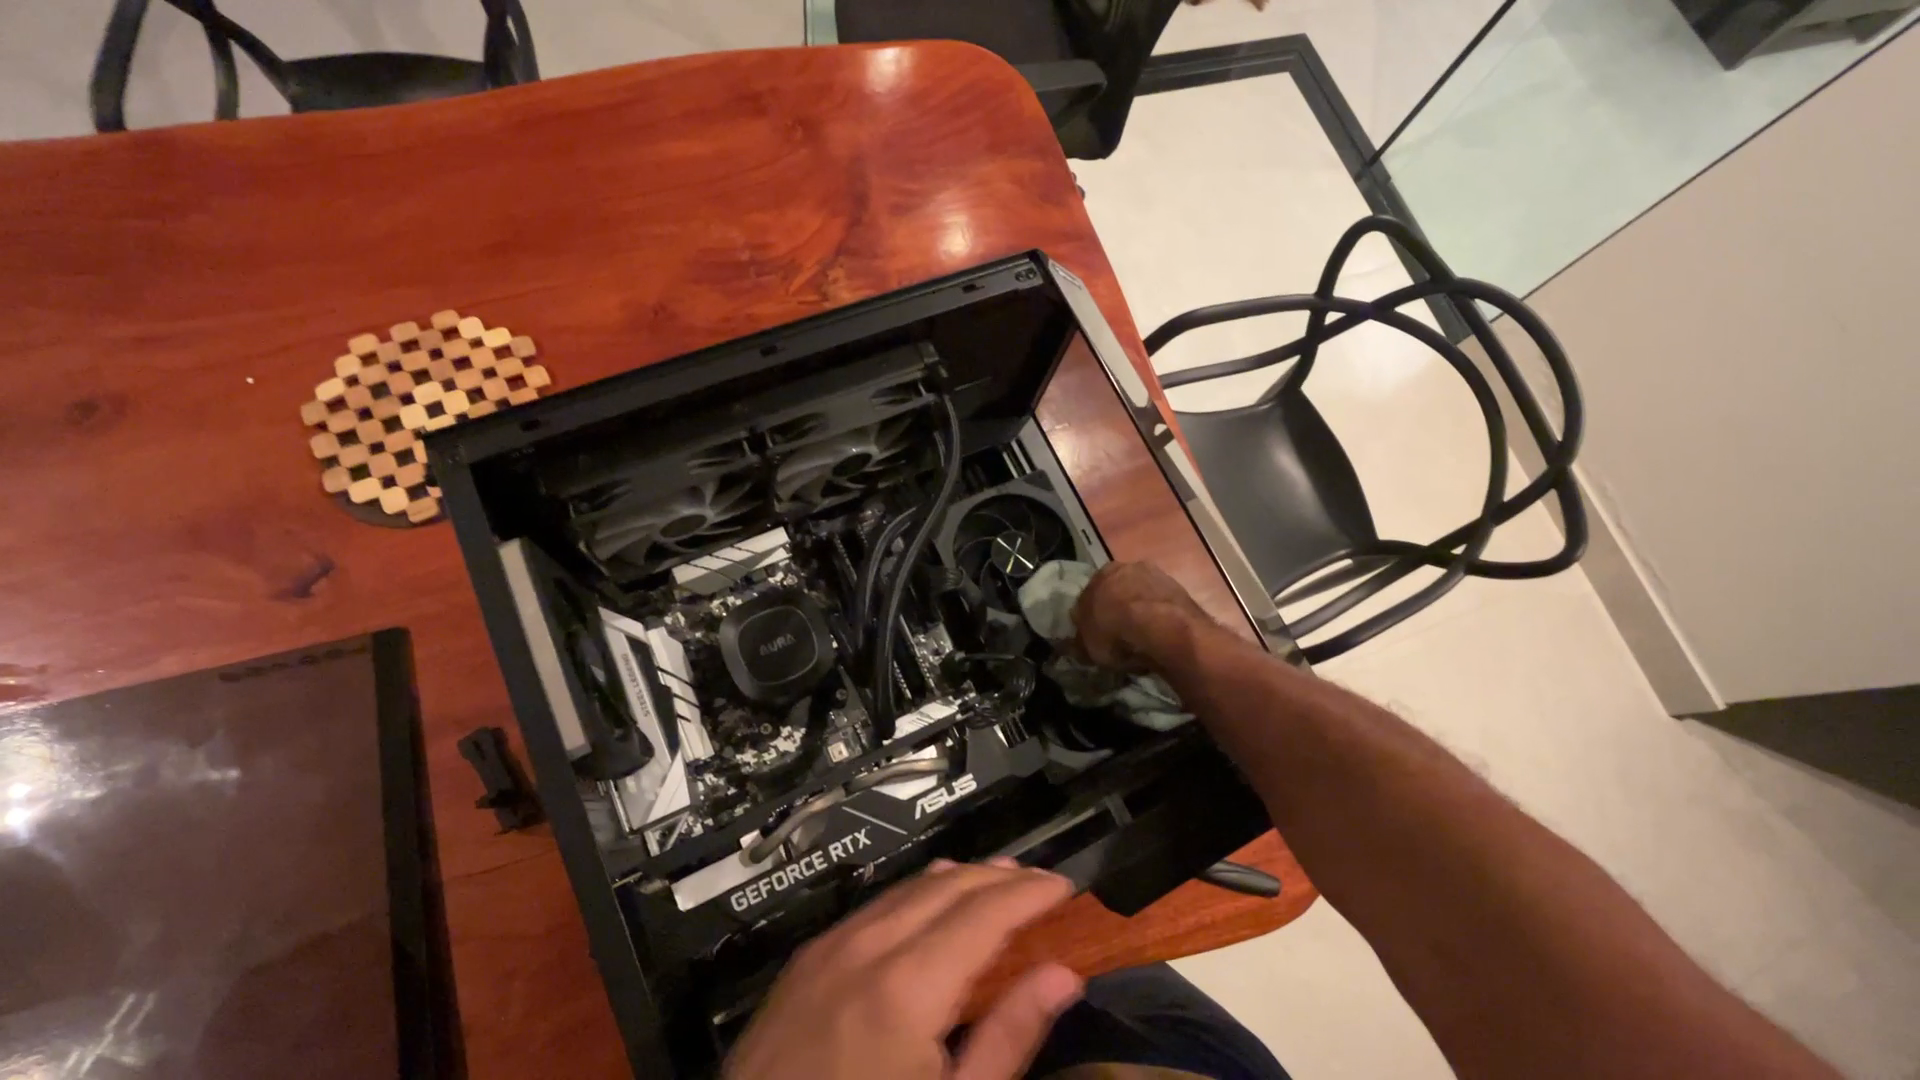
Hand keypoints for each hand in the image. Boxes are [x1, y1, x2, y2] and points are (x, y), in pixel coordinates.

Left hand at [724, 858, 1084, 1079]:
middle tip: (1042, 885)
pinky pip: (873, 907)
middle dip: (1000, 877)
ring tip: (1000, 884)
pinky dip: (916, 895)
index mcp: (907, 985)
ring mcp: (829, 948)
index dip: (1030, 892)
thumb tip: (1062, 976)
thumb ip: (1007, 1037)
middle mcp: (867, 946)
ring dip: (960, 880)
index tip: (1066, 888)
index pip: (985, 910)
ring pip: (907, 888)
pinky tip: (932, 907)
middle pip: (947, 886)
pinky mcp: (805, 960)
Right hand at [1071, 561, 1210, 672]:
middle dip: (1118, 609)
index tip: (1096, 635)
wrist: (1160, 626)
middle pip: (1118, 590)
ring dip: (1141, 612)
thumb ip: (1079, 643)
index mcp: (1099, 574)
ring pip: (1142, 596)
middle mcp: (1126, 567)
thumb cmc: (1115, 632)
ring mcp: (1155, 575)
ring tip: (1142, 639)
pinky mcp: (1179, 588)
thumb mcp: (1087, 647)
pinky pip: (1162, 606)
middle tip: (1119, 636)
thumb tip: (1075, 646)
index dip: (1092, 616)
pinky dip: (1160, 619)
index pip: (1090, 595)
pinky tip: (1160, 637)